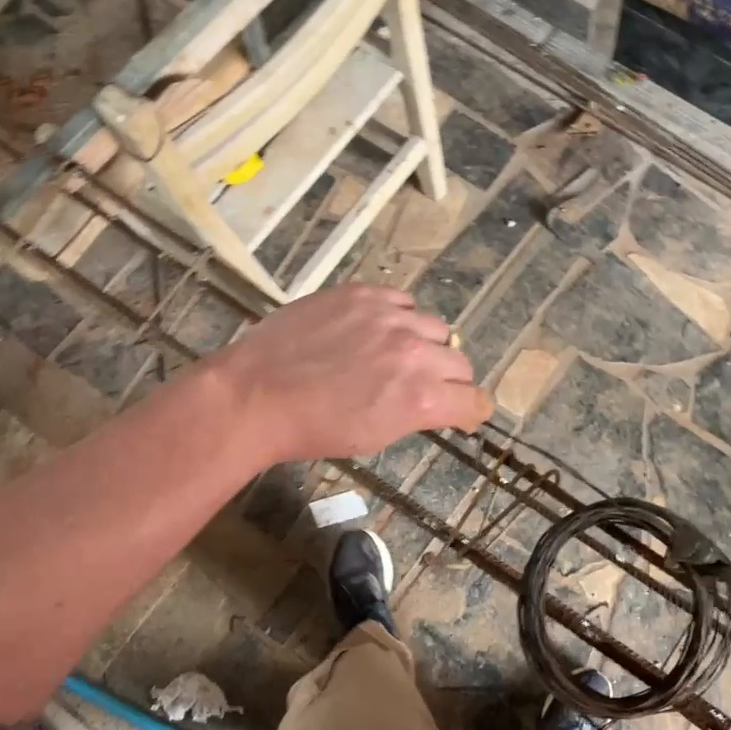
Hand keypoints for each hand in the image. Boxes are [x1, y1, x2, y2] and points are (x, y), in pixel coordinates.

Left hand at [202, 283, 492, 463]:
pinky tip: (377, 329)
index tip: (464, 411)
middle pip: (460, 362)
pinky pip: (403, 300)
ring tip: (397, 354)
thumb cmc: (314, 429)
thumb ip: (417, 413)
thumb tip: (437, 402)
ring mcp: (389, 317)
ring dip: (427, 344)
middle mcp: (415, 353)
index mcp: (421, 397)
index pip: (474, 400)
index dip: (471, 409)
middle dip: (449, 378)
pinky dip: (400, 316)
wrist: (256, 396)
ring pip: (435, 327)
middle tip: (424, 385)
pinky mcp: (363, 294)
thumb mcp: (377, 435)